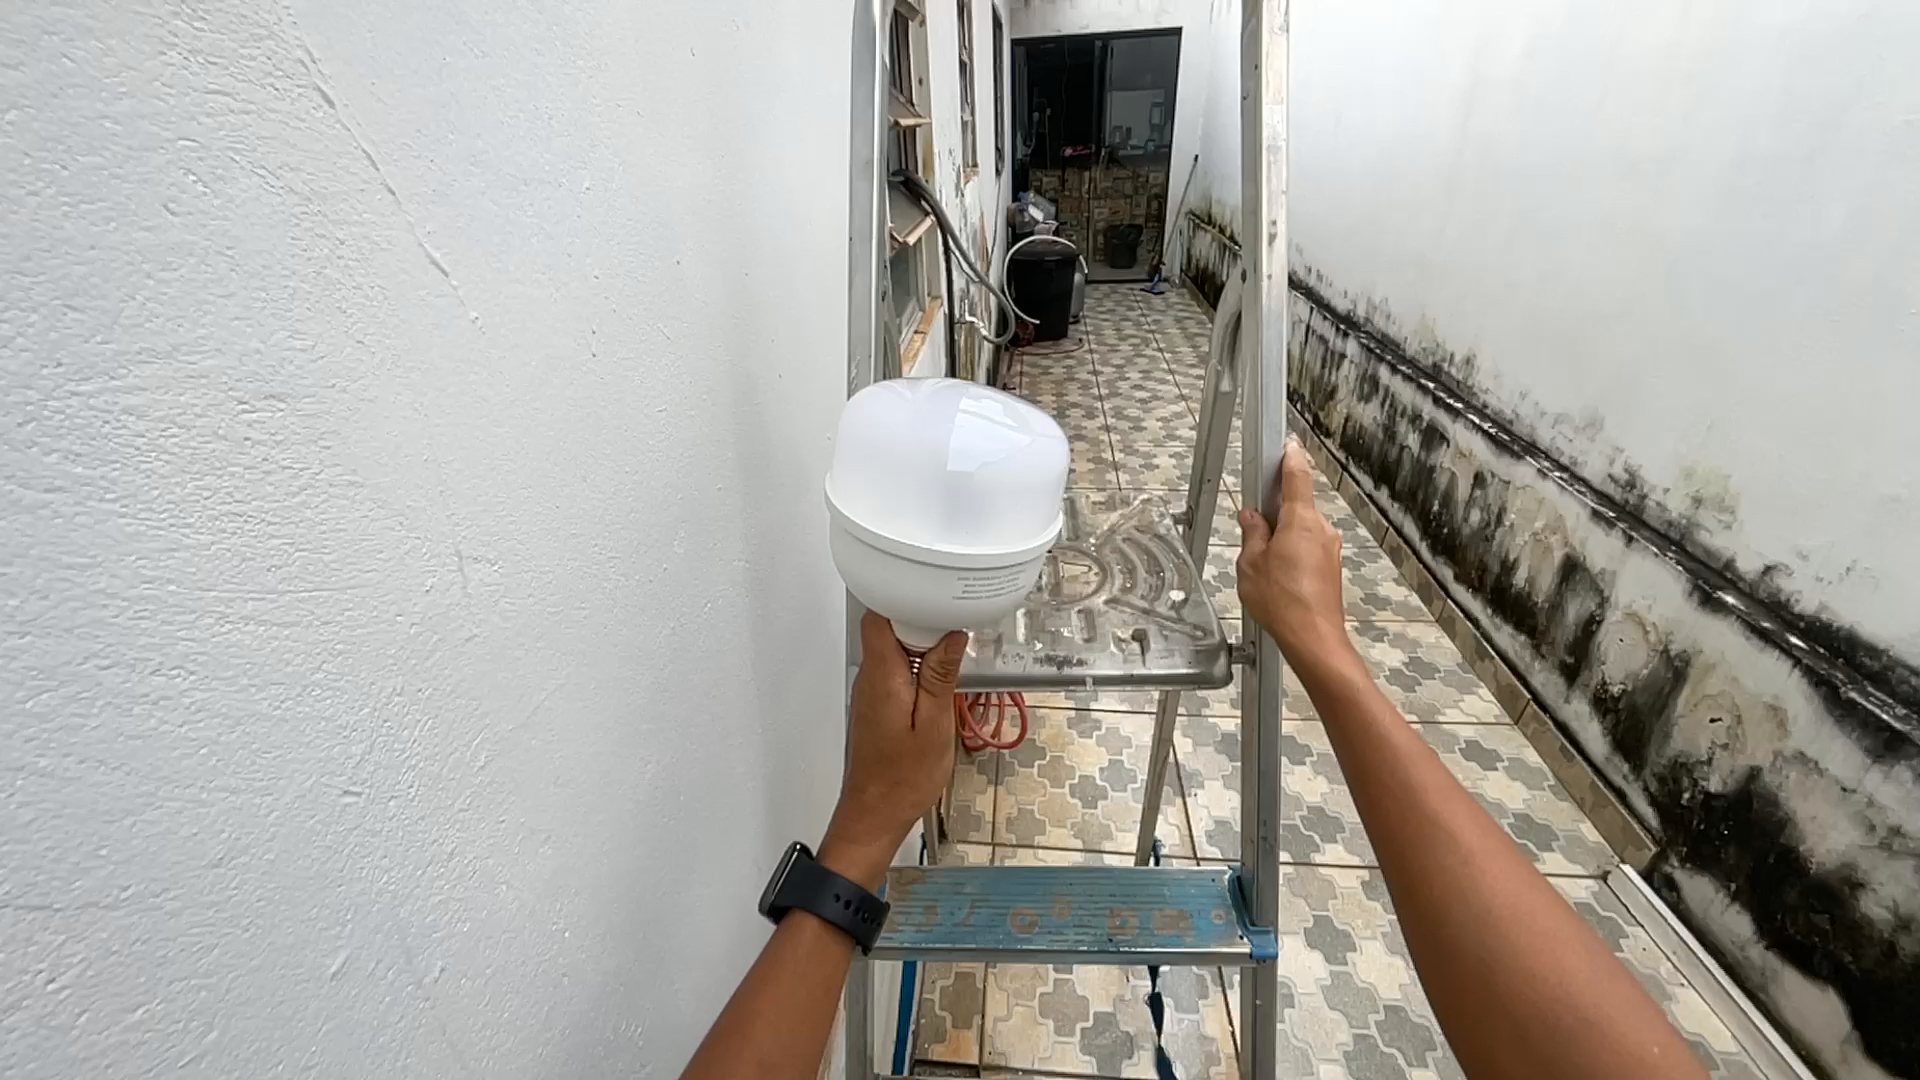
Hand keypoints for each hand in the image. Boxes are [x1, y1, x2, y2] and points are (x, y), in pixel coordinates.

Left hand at [819, 612, 967, 887]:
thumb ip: (941, 676)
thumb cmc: (903, 778)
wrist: (876, 814)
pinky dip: (917, 669)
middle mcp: (870, 678)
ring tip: (950, 663)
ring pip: (893, 649)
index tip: (937, 606)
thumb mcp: (935, 725)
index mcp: (882, 676)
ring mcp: (871, 691)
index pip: (879, 617)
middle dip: (921, 624)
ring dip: (921, 648)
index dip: (905, 601)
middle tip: (952, 638)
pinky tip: (937, 685)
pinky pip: (895, 670)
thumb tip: (952, 636)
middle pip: (887, 628)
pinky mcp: (876, 704)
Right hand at [1236, 438, 1356, 677]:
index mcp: (1300, 521)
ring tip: (1261, 562)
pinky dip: (1291, 550)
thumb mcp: (1250, 563)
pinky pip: (1307, 546)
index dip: (1290, 458)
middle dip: (1274, 511)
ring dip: (1282, 534)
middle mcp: (1321, 529)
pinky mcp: (1330, 566)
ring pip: (1301, 528)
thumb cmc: (1281, 601)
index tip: (1287, 444)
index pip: (1297, 478)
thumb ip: (1251, 534)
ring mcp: (1329, 548)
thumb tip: (1251, 518)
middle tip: (1252, 526)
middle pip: (1296, 506)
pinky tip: (1276, 573)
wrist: (1312, 637)